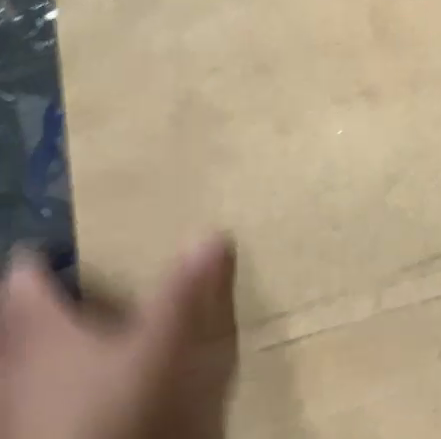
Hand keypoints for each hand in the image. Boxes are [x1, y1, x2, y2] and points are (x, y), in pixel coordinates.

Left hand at [0, 235, 237, 438]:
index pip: (24, 287)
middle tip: (67, 280)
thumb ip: (185, 290)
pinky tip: (89, 375)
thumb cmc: (118, 401)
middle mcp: (20, 364)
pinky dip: (61, 371)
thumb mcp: (166, 342)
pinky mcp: (38, 424)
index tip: (41, 247)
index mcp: (44, 334)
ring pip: (26, 359)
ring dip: (51, 339)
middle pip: (20, 325)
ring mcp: (23, 401)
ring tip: (83, 323)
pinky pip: (40, 387)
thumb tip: (208, 233)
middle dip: (43, 302)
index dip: (34, 265)